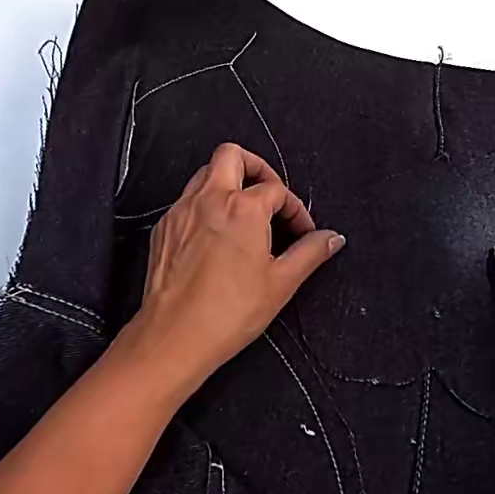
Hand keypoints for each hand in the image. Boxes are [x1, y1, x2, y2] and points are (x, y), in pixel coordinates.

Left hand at [117, 144, 343, 394]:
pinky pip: (186, 199)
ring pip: (205, 172)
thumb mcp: (282, 282)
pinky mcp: (163, 229)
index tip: (301, 229)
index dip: (295, 207)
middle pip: (232, 154)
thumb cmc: (226, 313)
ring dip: (228, 181)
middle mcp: (209, 200)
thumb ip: (310, 252)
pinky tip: (216, 232)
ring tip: (244, 210)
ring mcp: (182, 212)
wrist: (173, 339)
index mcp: (243, 208)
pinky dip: (204, 204)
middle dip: (256, 166)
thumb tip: (330, 238)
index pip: (277, 189)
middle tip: (269, 191)